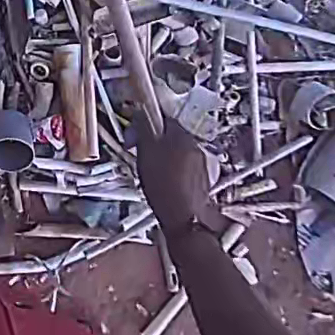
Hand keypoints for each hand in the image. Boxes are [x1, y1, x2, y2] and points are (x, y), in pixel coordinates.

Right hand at [133, 111, 222, 238]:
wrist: (183, 220)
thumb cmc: (165, 188)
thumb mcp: (145, 153)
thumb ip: (143, 130)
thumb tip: (141, 114)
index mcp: (181, 136)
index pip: (162, 117)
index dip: (145, 123)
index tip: (135, 131)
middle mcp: (194, 146)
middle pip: (169, 134)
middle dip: (153, 140)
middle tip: (138, 150)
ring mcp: (199, 163)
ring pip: (175, 150)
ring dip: (161, 155)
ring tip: (149, 168)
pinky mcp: (200, 179)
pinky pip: (181, 166)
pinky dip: (170, 169)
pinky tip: (160, 181)